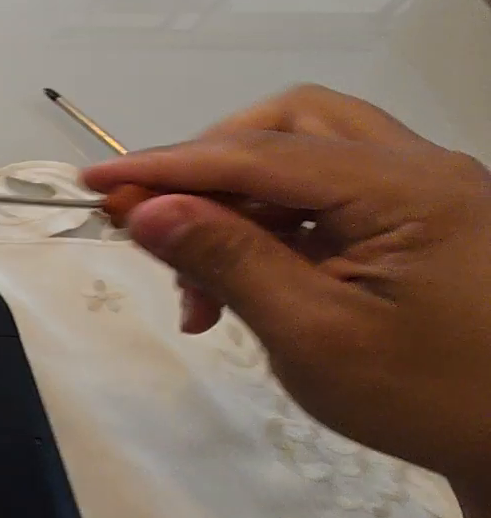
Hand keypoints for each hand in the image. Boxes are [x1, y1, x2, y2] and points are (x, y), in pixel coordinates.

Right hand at [82, 84, 490, 494]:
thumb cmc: (424, 391)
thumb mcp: (309, 331)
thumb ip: (227, 260)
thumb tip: (147, 211)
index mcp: (406, 191)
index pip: (258, 155)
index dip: (166, 164)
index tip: (92, 180)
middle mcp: (416, 171)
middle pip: (287, 126)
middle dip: (204, 166)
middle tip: (150, 222)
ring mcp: (415, 195)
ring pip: (295, 158)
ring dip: (225, 201)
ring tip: (190, 278)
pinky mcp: (404, 223)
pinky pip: (311, 199)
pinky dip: (253, 228)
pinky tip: (225, 287)